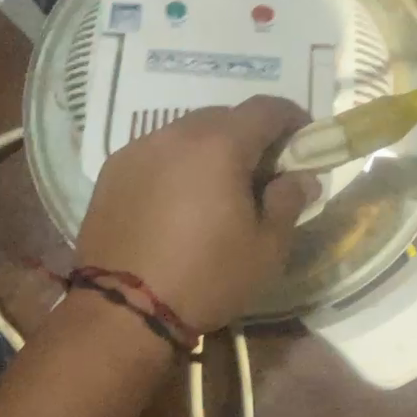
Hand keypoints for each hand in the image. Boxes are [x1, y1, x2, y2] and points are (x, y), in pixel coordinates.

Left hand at [72, 96, 321, 332]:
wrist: (122, 309)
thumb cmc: (205, 278)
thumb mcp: (265, 250)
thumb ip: (287, 202)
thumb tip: (300, 177)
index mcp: (219, 145)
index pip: (265, 108)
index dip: (291, 118)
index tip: (303, 141)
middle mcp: (176, 134)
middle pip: (223, 117)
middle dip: (249, 135)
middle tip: (262, 172)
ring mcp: (139, 148)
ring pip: (186, 132)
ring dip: (209, 148)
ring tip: (216, 187)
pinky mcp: (113, 169)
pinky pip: (156, 151)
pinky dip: (175, 163)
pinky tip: (177, 199)